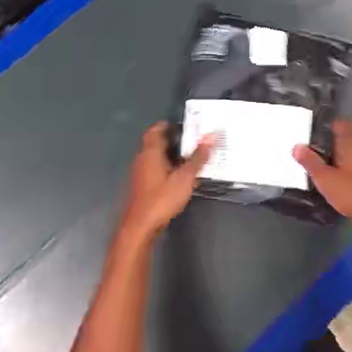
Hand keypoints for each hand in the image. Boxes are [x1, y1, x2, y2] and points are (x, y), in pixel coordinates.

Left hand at [118, 122, 214, 244]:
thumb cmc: (162, 198)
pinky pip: (154, 168)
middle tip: (192, 140)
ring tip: (189, 156)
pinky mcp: (142, 185)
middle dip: (172, 139)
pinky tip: (178, 175)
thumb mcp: (185, 178)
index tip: (184, 125)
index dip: (167, 125)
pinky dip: (166, 166)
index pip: (155, 130)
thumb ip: (198, 158)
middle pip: (155, 143)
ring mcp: (140, 173)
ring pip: (154, 157)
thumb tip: (211, 136)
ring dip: (169, 154)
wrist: (140, 225)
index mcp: (151, 153)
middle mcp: (142, 159)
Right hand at [293, 120, 351, 241]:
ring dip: (336, 158)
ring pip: (350, 152)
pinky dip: (345, 169)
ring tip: (317, 168)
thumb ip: (310, 162)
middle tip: (307, 153)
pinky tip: (335, 181)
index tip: (307, 135)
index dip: (323, 127)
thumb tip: (296, 146)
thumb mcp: (326, 180)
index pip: (338, 123)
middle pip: (343, 138)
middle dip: (326, 144)